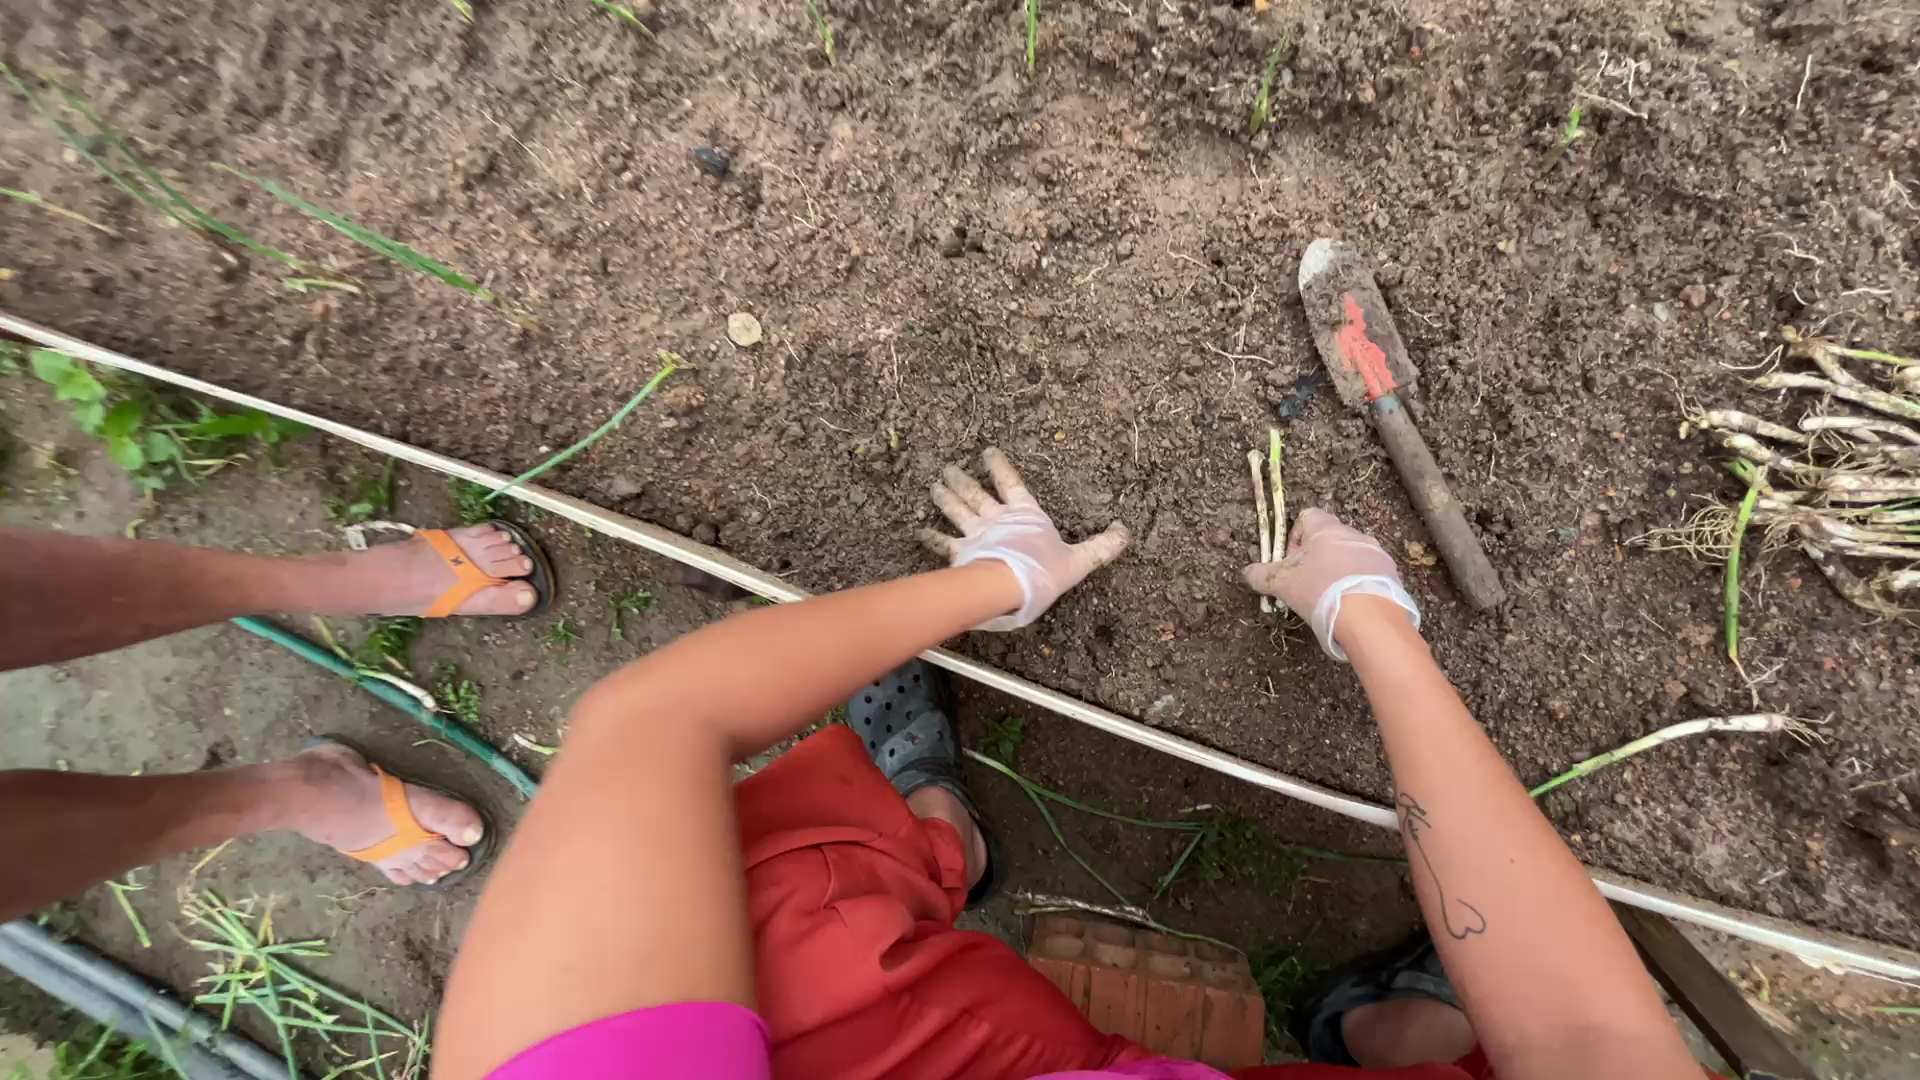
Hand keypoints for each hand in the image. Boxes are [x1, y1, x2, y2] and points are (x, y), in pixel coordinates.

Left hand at [922, 448, 1129, 630]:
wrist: (1011, 587)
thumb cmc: (1044, 571)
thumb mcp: (1078, 560)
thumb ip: (1100, 547)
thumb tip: (1125, 534)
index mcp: (1025, 514)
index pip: (1011, 483)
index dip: (999, 467)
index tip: (987, 452)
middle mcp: (996, 519)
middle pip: (976, 494)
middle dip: (962, 480)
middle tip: (947, 468)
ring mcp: (976, 535)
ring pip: (957, 511)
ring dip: (945, 498)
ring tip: (934, 486)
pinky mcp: (961, 554)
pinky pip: (943, 543)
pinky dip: (931, 537)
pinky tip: (919, 531)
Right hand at [1243, 508, 1420, 660]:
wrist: (1370, 618)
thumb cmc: (1321, 591)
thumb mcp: (1282, 584)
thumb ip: (1261, 575)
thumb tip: (1246, 572)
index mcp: (1327, 530)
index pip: (1308, 516)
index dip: (1294, 536)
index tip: (1290, 561)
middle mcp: (1354, 535)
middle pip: (1329, 538)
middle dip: (1315, 557)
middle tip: (1305, 582)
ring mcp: (1377, 554)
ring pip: (1349, 555)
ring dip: (1337, 569)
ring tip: (1328, 597)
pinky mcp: (1391, 574)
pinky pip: (1367, 572)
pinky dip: (1355, 583)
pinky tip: (1349, 604)